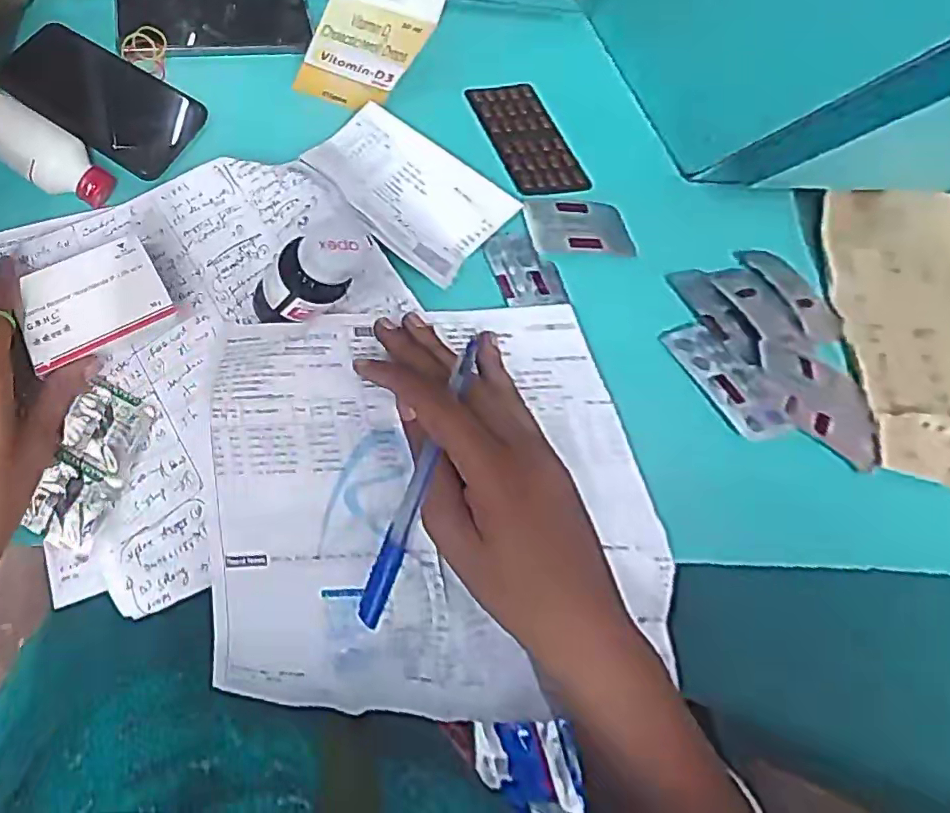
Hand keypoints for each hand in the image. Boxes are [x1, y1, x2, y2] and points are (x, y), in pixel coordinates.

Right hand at [354, 314, 641, 680]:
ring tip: (419, 325)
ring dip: (449, 354)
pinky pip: (513, 402)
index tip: (364, 364)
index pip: (437, 405)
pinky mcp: (545, 457)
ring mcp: (538, 448)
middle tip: (385, 326)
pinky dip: (493, 372)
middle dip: (419, 353)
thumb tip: (413, 416)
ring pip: (487, 387)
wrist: (585, 623)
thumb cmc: (510, 588)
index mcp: (493, 466)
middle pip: (461, 385)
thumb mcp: (453, 534)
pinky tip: (485, 348)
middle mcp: (520, 445)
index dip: (398, 379)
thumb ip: (431, 469)